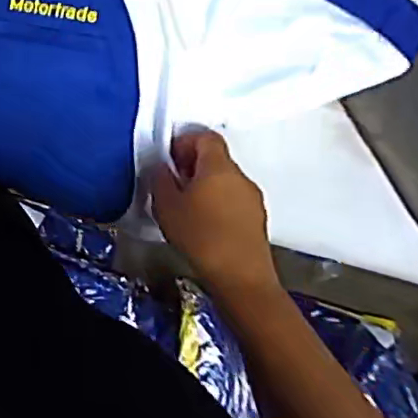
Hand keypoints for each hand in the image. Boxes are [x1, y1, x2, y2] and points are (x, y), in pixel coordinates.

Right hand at [150, 129, 280, 298]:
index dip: (184, 141)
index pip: (206, 137)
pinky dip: (217, 200)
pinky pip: (233, 198)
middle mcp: (241, 179)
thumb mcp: (165, 203)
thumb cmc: (201, 236)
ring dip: (204, 183)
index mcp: (219, 168)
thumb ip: (160, 177)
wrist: (241, 280)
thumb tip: (163, 168)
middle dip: (192, 164)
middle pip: (216, 157)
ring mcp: (253, 201)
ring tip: (184, 203)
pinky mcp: (257, 221)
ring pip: (225, 179)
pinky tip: (201, 220)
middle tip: (172, 180)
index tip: (169, 158)